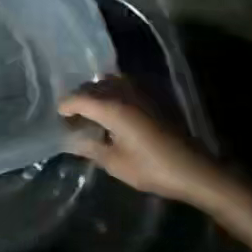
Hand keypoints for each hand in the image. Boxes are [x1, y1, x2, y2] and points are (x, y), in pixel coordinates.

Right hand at [58, 78, 223, 203]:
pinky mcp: (152, 97)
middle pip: (92, 87)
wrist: (193, 169)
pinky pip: (123, 86)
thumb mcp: (115, 163)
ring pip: (108, 83)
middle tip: (72, 118)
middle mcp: (123, 92)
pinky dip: (111, 93)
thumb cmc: (151, 169)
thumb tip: (72, 140)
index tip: (58, 118)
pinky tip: (112, 112)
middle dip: (79, 99)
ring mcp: (139, 92)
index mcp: (112, 108)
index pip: (79, 98)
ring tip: (90, 114)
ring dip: (96, 94)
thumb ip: (91, 148)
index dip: (65, 106)